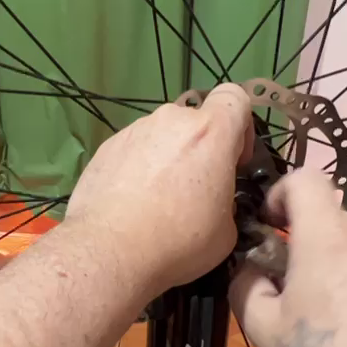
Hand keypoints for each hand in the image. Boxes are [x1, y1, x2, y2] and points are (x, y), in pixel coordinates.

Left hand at [63, 83, 252, 298]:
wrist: (109, 250)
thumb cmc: (179, 240)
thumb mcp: (226, 230)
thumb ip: (226, 201)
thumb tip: (212, 201)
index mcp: (210, 132)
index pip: (234, 96)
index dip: (241, 126)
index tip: (233, 160)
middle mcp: (171, 120)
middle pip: (194, 121)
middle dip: (199, 149)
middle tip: (194, 190)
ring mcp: (134, 130)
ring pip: (161, 136)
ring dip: (167, 158)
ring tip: (156, 200)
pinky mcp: (106, 147)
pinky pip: (133, 150)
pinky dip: (137, 169)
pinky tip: (131, 203)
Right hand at [230, 168, 346, 346]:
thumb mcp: (263, 327)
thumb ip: (244, 284)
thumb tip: (249, 269)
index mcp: (326, 233)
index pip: (303, 178)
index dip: (279, 193)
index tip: (268, 225)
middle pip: (324, 214)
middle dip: (300, 237)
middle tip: (286, 281)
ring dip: (327, 259)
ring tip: (319, 309)